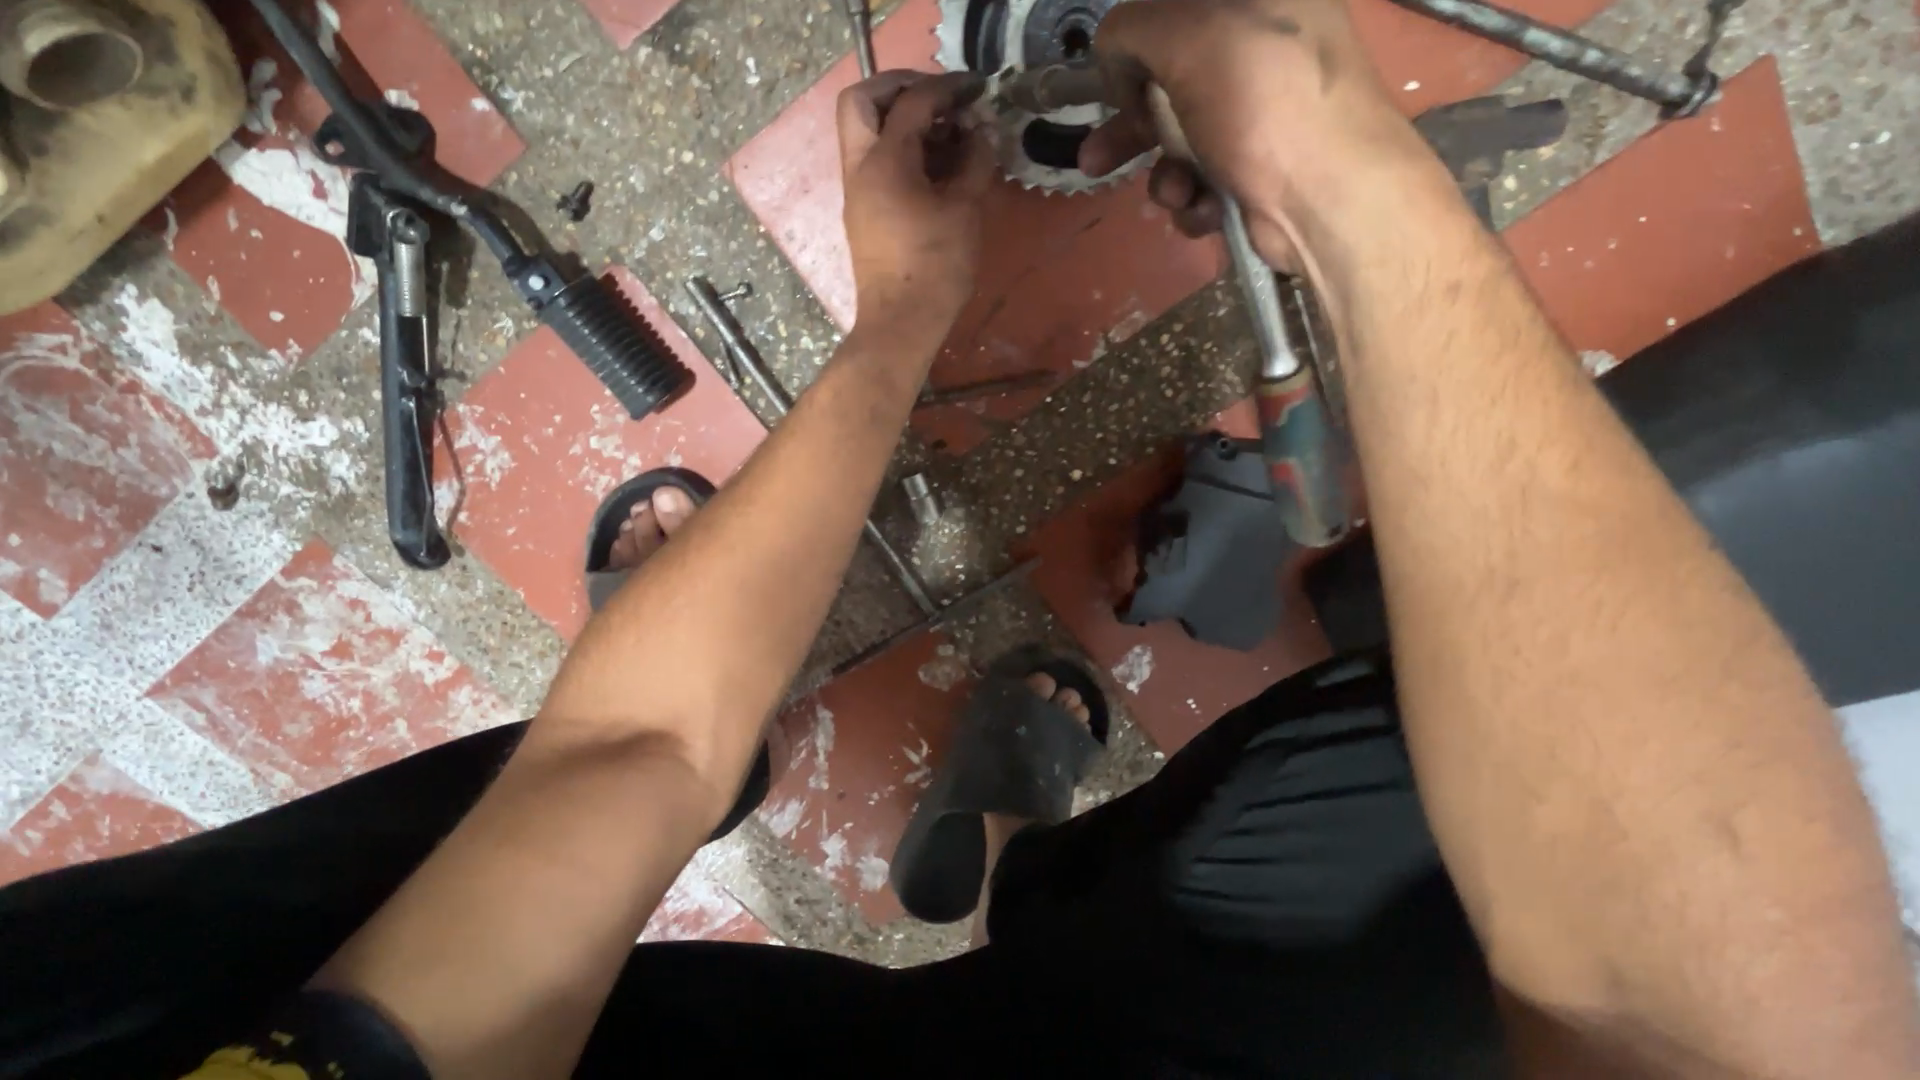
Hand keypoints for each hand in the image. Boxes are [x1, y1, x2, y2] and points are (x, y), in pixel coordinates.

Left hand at [838, 71, 995, 339]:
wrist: (901, 323)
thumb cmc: (935, 267)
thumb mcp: (964, 210)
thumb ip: (975, 162)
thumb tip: (983, 131)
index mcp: (882, 161)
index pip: (911, 101)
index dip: (947, 88)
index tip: (977, 90)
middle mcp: (860, 168)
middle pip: (863, 101)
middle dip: (900, 89)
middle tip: (940, 101)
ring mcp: (857, 191)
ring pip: (866, 133)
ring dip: (902, 122)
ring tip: (948, 136)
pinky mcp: (864, 213)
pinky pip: (876, 163)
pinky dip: (901, 151)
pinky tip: (938, 168)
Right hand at [1081, 0, 1456, 277]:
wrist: (1329, 197)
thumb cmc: (1263, 100)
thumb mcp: (1188, 37)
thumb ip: (1133, 28)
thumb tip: (1116, 54)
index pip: (1176, 7)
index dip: (1140, 40)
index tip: (1117, 70)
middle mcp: (1266, 45)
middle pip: (1173, 79)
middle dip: (1132, 126)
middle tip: (1096, 157)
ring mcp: (1266, 110)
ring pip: (1184, 138)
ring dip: (1166, 173)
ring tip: (1174, 193)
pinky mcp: (1263, 166)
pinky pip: (1206, 176)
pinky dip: (1196, 198)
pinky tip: (1207, 209)